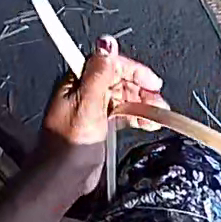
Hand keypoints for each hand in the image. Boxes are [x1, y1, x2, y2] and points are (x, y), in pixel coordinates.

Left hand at [37, 36, 165, 194]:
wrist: (62, 178)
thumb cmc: (67, 145)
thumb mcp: (87, 103)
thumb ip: (99, 73)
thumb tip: (106, 43)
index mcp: (77, 81)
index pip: (111, 64)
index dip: (134, 71)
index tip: (152, 81)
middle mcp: (84, 92)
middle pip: (120, 80)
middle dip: (142, 89)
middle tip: (158, 101)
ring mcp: (92, 108)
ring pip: (124, 96)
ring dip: (143, 103)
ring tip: (157, 114)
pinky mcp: (99, 124)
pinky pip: (122, 112)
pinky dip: (137, 116)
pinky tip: (148, 123)